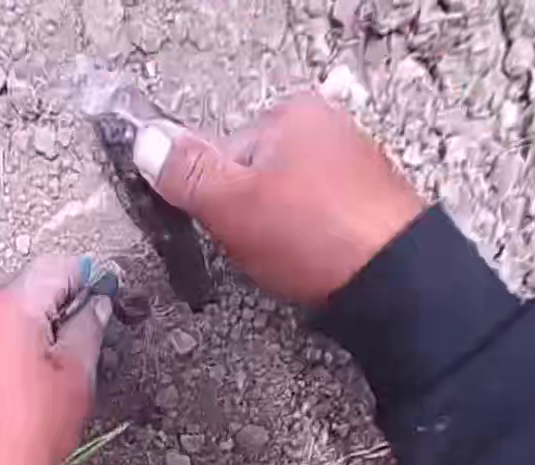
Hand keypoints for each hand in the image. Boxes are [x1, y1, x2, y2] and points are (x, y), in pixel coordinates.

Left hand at [0, 256, 111, 464]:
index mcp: (11, 306)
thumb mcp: (76, 373)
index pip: (57, 267)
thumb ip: (89, 327)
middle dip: (69, 297)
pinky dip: (31, 331)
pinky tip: (49, 360)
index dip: (90, 277)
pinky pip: (6, 325)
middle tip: (98, 324)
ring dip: (51, 315)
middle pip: (36, 281)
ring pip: (21, 304)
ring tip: (74, 349)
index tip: (111, 294)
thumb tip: (98, 304)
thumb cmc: (35, 426)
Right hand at [133, 94, 425, 306]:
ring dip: (278, 235)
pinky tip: (312, 262)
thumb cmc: (313, 237)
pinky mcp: (367, 204)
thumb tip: (145, 143)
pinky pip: (317, 220)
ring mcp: (351, 165)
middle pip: (255, 179)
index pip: (223, 153)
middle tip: (260, 249)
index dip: (215, 201)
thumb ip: (186, 174)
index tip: (226, 229)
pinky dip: (308, 243)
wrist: (388, 279)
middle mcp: (327, 128)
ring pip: (286, 204)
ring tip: (291, 260)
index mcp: (291, 114)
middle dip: (249, 219)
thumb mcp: (232, 205)